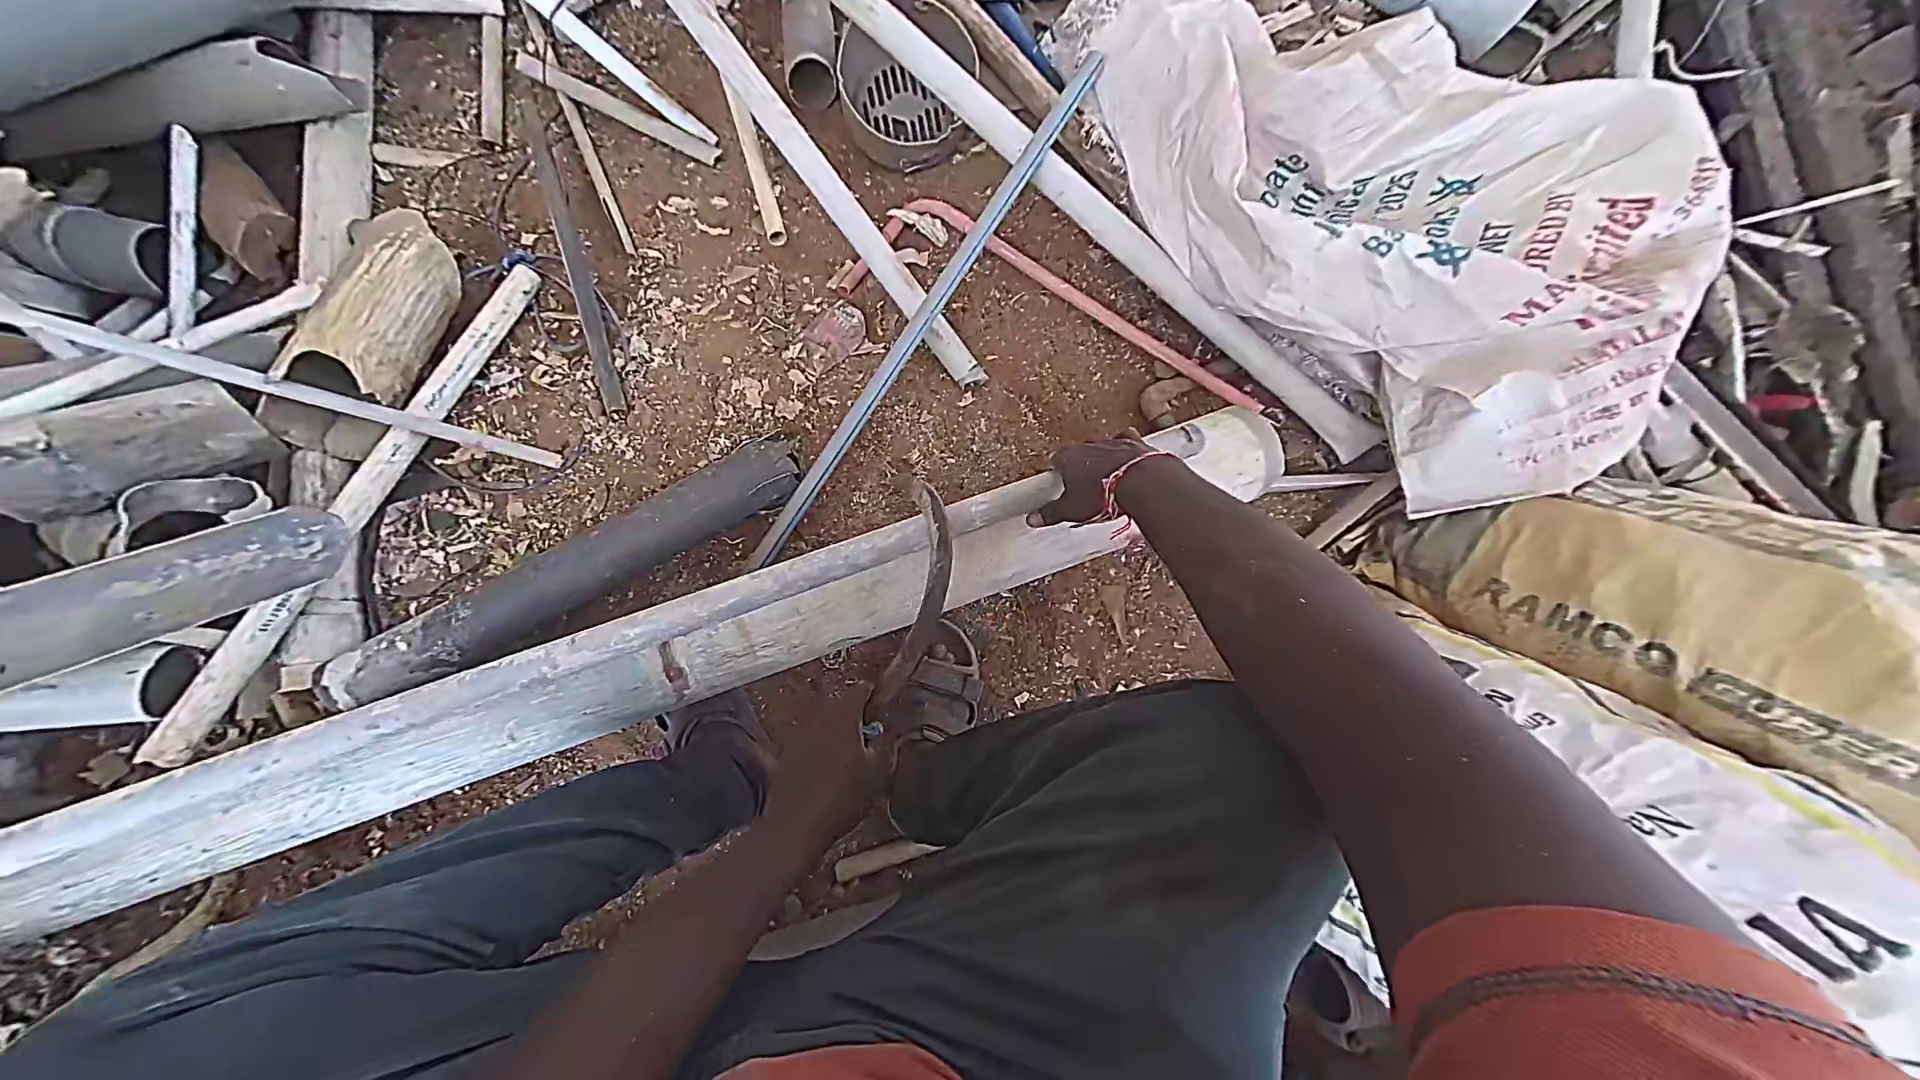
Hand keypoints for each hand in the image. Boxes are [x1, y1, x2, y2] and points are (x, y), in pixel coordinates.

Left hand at [762, 707, 885, 848]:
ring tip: (848, 753)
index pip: (860, 689)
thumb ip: (885, 744)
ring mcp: (796, 735)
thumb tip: (887, 730)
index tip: (881, 706)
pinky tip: (825, 771)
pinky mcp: (783, 756)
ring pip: (821, 722)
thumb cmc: (842, 797)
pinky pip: (806, 742)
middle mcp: (817, 717)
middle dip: (854, 713)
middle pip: (838, 703)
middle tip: (868, 732)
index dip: (874, 695)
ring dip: (834, 730)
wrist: (796, 827)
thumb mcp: (878, 772)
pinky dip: (817, 748)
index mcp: (843, 715)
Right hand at [1027, 434, 1167, 526]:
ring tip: (1107, 477)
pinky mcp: (1135, 443)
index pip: (1056, 458)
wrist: (1141, 484)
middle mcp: (1089, 445)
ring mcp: (1112, 442)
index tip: (1061, 480)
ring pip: (1103, 446)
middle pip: (1079, 451)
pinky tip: (1129, 461)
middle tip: (1085, 484)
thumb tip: (1032, 519)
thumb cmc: (1102, 496)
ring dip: (1103, 458)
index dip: (1058, 470)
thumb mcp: (1071, 510)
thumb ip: (1051, 513)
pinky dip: (1127, 451)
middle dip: (1081, 464)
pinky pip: (1128, 442)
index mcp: (1068, 457)